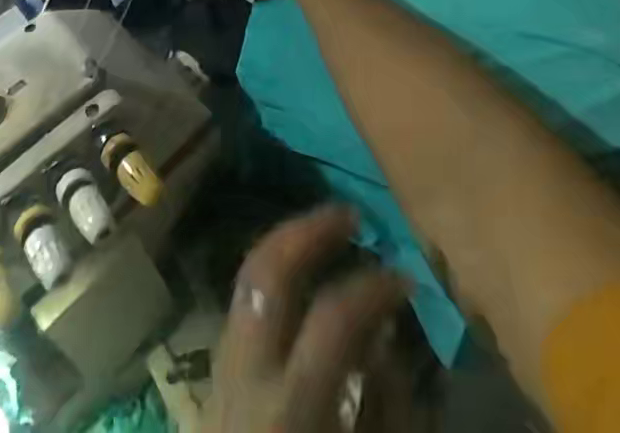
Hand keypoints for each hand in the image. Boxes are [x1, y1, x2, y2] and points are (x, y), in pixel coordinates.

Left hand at [210, 206, 412, 432]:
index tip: (405, 278)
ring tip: (326, 229)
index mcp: (289, 405)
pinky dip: (274, 274)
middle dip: (308, 232)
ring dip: (287, 243)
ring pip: (247, 275)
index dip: (372, 289)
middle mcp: (245, 371)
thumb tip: (385, 336)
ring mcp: (221, 365)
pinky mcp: (215, 369)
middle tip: (352, 214)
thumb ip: (386, 405)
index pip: (331, 318)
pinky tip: (301, 271)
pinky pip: (244, 299)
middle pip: (266, 272)